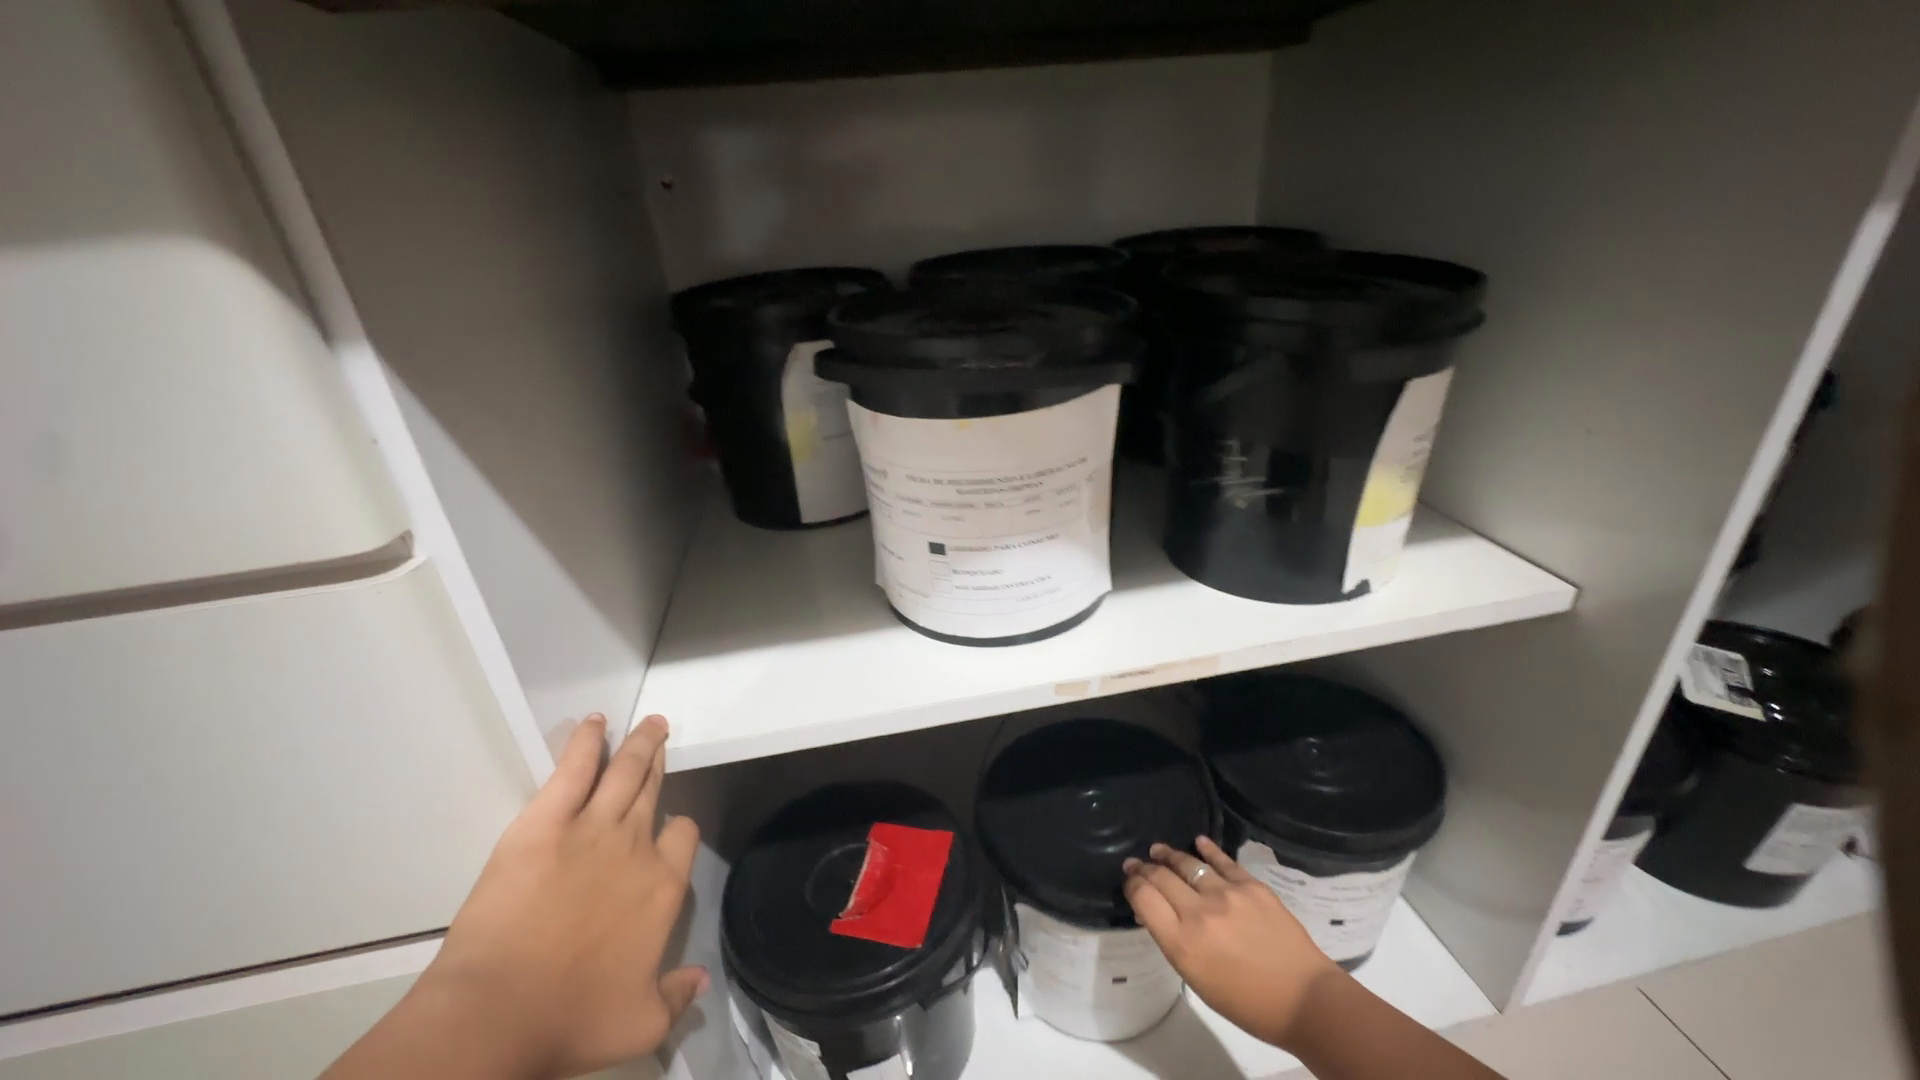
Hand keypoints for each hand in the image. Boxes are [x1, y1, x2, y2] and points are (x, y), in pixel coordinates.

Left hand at [415, 713, 704, 1077]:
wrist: (497, 1012)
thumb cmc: (571, 1020)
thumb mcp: (640, 1024)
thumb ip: (677, 996)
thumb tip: (700, 979)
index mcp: (663, 888)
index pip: (684, 837)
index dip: (678, 829)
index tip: (669, 829)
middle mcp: (636, 847)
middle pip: (654, 792)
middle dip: (661, 764)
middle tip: (662, 740)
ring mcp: (591, 828)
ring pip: (625, 772)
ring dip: (639, 744)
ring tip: (648, 723)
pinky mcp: (544, 822)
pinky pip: (574, 770)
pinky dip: (586, 742)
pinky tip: (595, 723)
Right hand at [1123, 836, 1339, 1050]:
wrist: (1303, 998)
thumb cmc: (1245, 1002)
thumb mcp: (1196, 979)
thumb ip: (1173, 942)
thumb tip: (1154, 912)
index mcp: (1182, 943)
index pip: (1143, 897)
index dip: (1132, 884)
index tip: (1129, 881)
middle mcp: (1199, 913)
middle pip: (1161, 877)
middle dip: (1144, 868)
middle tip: (1136, 863)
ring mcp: (1228, 895)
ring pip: (1188, 864)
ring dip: (1169, 856)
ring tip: (1159, 851)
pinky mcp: (1253, 886)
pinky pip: (1223, 861)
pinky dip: (1208, 850)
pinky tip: (1198, 843)